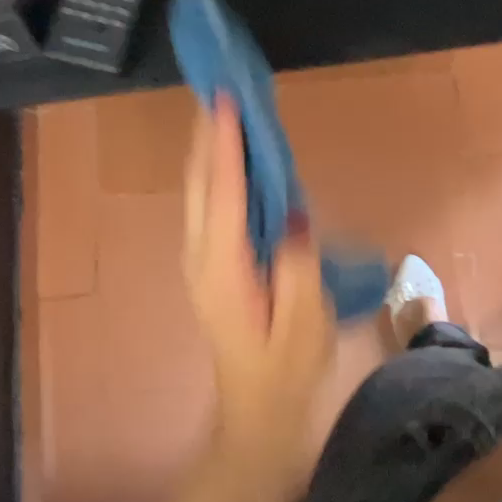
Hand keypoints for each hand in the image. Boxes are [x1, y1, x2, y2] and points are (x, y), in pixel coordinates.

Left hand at [183, 97, 333, 475]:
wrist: (257, 412)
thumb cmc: (286, 369)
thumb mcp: (304, 321)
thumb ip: (295, 264)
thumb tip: (290, 213)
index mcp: (223, 267)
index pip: (223, 193)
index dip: (225, 144)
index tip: (225, 101)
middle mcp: (201, 256)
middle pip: (199, 183)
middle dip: (207, 134)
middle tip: (219, 89)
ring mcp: (200, 260)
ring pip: (197, 192)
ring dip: (207, 149)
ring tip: (221, 110)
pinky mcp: (209, 263)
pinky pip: (207, 204)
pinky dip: (215, 172)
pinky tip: (230, 158)